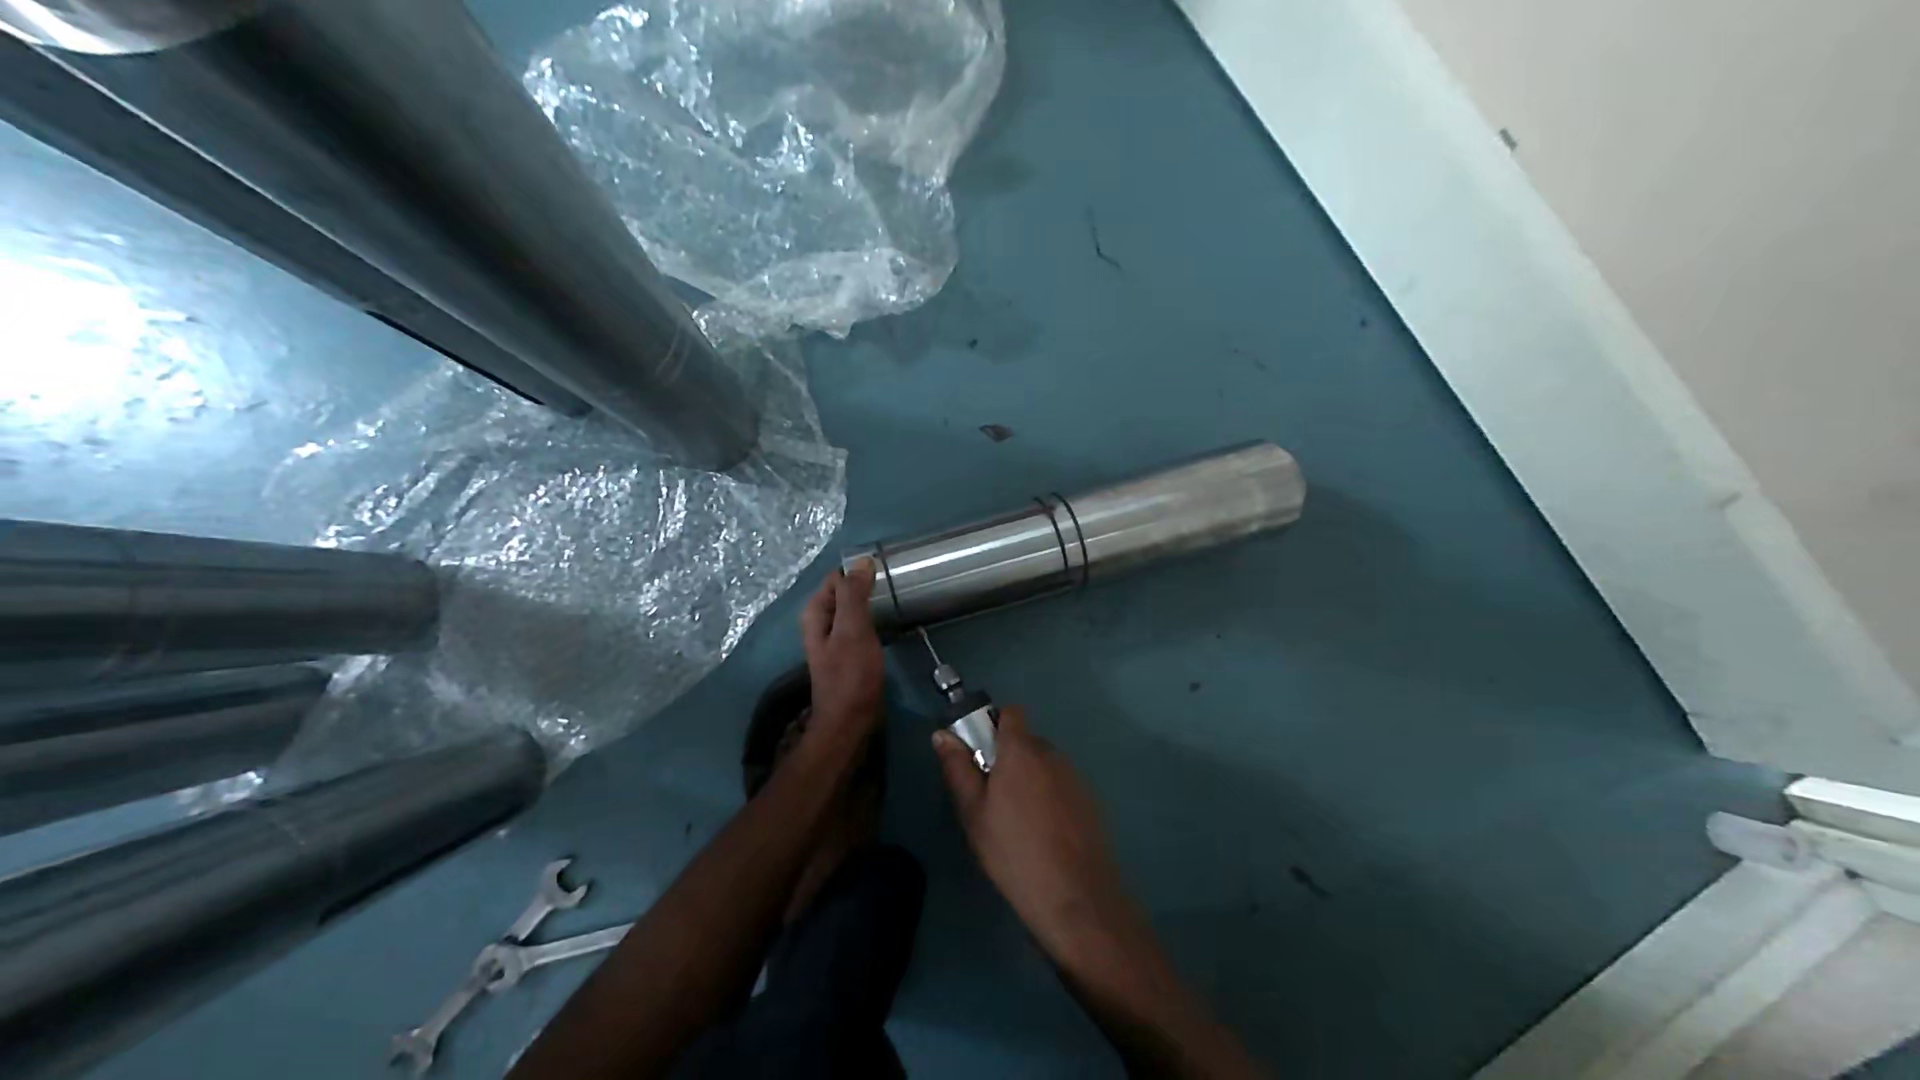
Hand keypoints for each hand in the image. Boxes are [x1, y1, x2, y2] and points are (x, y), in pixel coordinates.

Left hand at [800, 560, 884, 735]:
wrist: (851, 722)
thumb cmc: (851, 676)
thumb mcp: (853, 630)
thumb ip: (854, 595)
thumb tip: (861, 561)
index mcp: (816, 613)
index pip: (837, 577)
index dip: (859, 572)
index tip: (886, 573)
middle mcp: (821, 623)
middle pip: (845, 593)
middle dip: (867, 587)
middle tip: (896, 586)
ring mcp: (834, 640)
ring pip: (854, 610)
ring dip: (872, 604)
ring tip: (898, 600)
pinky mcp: (848, 654)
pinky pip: (861, 627)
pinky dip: (875, 621)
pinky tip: (891, 624)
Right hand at [933, 707, 1141, 961]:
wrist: (1075, 897)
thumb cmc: (1014, 853)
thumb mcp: (974, 813)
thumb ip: (958, 769)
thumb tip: (943, 734)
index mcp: (1022, 751)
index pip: (1011, 713)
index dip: (994, 724)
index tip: (979, 752)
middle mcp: (1052, 754)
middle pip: (1025, 741)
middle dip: (1007, 758)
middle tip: (990, 797)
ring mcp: (1075, 777)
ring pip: (1044, 765)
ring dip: (1028, 779)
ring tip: (1015, 822)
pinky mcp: (1090, 801)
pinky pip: (1061, 785)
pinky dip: (1048, 798)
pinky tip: (1042, 834)